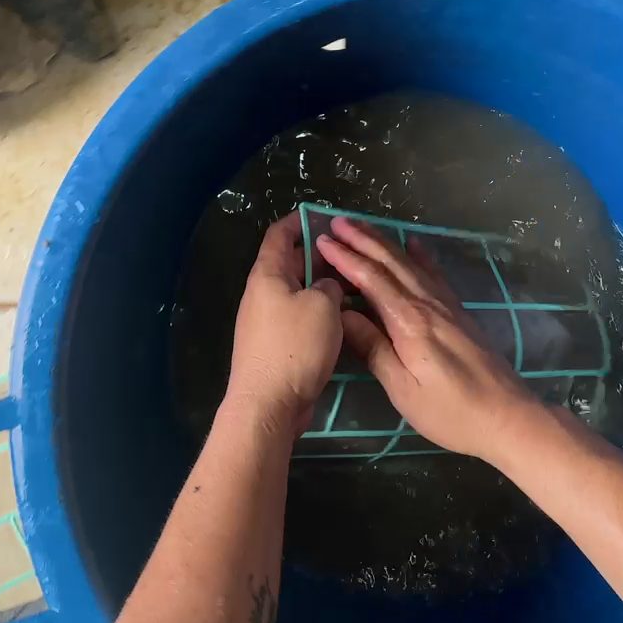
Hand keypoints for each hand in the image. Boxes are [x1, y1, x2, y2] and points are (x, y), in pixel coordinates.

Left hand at [226, 215, 345, 434]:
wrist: (268, 405)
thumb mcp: (323, 306)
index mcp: (268, 274)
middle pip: (293, 264)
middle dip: (322, 257)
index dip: (300, 221)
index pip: (280, 234)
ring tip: (359, 287)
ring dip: (326, 288)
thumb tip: (327, 287)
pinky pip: (301, 318)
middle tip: (355, 256)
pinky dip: (321, 314)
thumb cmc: (294, 346)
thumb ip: (329, 286)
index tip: (325, 217)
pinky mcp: (277, 346)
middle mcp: (263, 293)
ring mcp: (268, 321)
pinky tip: (346, 320)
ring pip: (300, 293)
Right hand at [313, 217, 540, 461]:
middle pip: (390, 262)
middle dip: (361, 239)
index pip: (371, 279)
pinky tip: (413, 242)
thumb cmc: (451, 412)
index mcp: (409, 321)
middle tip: (335, 221)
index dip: (345, 258)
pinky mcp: (459, 312)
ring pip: (410, 263)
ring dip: (383, 242)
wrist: (508, 417)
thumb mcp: (403, 389)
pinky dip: (420, 255)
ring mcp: (446, 304)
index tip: (322, 240)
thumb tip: (341, 313)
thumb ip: (372, 348)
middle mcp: (427, 303)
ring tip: (361, 227)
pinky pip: (434, 274)